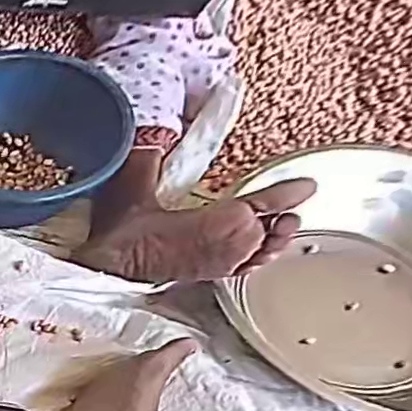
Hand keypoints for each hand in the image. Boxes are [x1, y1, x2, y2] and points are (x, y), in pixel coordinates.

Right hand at [78, 177, 316, 282]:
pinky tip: (252, 256)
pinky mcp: (202, 278)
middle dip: (279, 218)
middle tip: (288, 209)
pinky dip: (252, 260)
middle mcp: (224, 245)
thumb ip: (146, 160)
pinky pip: (240, 268)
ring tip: (276, 231)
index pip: (265, 202)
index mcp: (217, 222)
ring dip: (269, 241)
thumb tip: (152, 132)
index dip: (287, 193)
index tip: (306, 186)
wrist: (105, 272)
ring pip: (259, 251)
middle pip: (267, 230)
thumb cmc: (120, 237)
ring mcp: (215, 265)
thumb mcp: (131, 191)